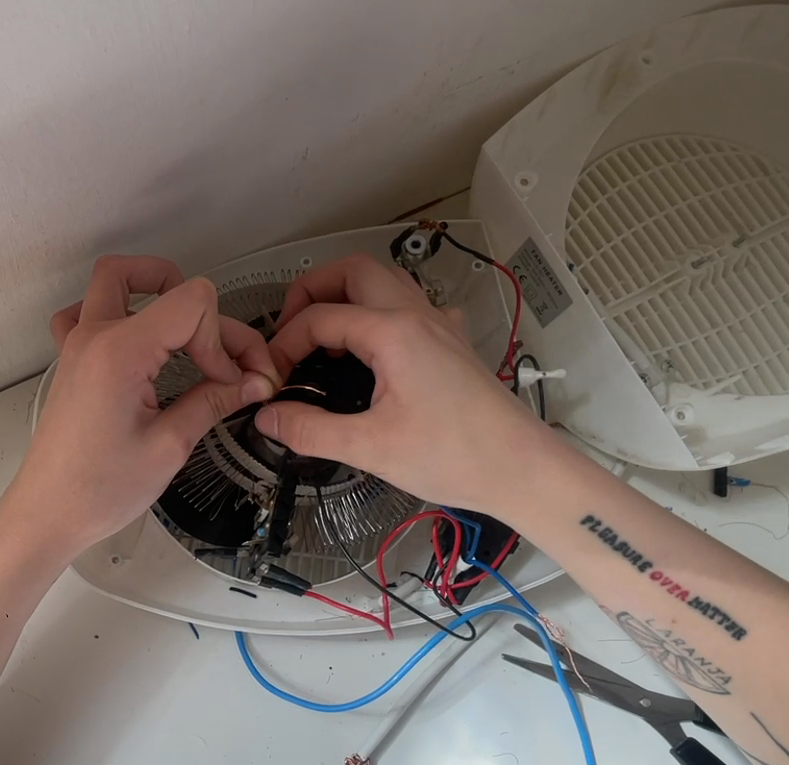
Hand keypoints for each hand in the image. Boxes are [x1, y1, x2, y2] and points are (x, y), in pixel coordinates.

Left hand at [1, 256, 276, 557]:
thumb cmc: (99, 489)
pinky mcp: (73, 363)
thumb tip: (254, 382)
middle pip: (164, 286)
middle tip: (234, 367)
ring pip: (117, 282)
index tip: (227, 383)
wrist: (48, 514)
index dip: (222, 339)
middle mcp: (95, 336)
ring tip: (192, 335)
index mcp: (120, 351)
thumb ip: (213, 402)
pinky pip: (87, 312)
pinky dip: (119, 312)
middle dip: (208, 319)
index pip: (192, 303)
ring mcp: (78, 346)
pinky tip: (142, 344)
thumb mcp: (169, 446)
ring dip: (158, 294)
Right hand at [256, 255, 558, 513]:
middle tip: (289, 331)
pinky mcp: (451, 344)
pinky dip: (377, 314)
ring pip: (384, 282)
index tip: (271, 379)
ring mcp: (439, 325)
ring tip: (321, 339)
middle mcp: (417, 316)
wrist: (520, 469)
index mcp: (394, 333)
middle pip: (354, 271)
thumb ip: (310, 430)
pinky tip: (371, 353)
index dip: (284, 343)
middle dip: (312, 291)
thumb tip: (267, 418)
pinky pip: (409, 307)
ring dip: (346, 296)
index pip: (320, 317)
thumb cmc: (454, 456)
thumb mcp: (370, 449)